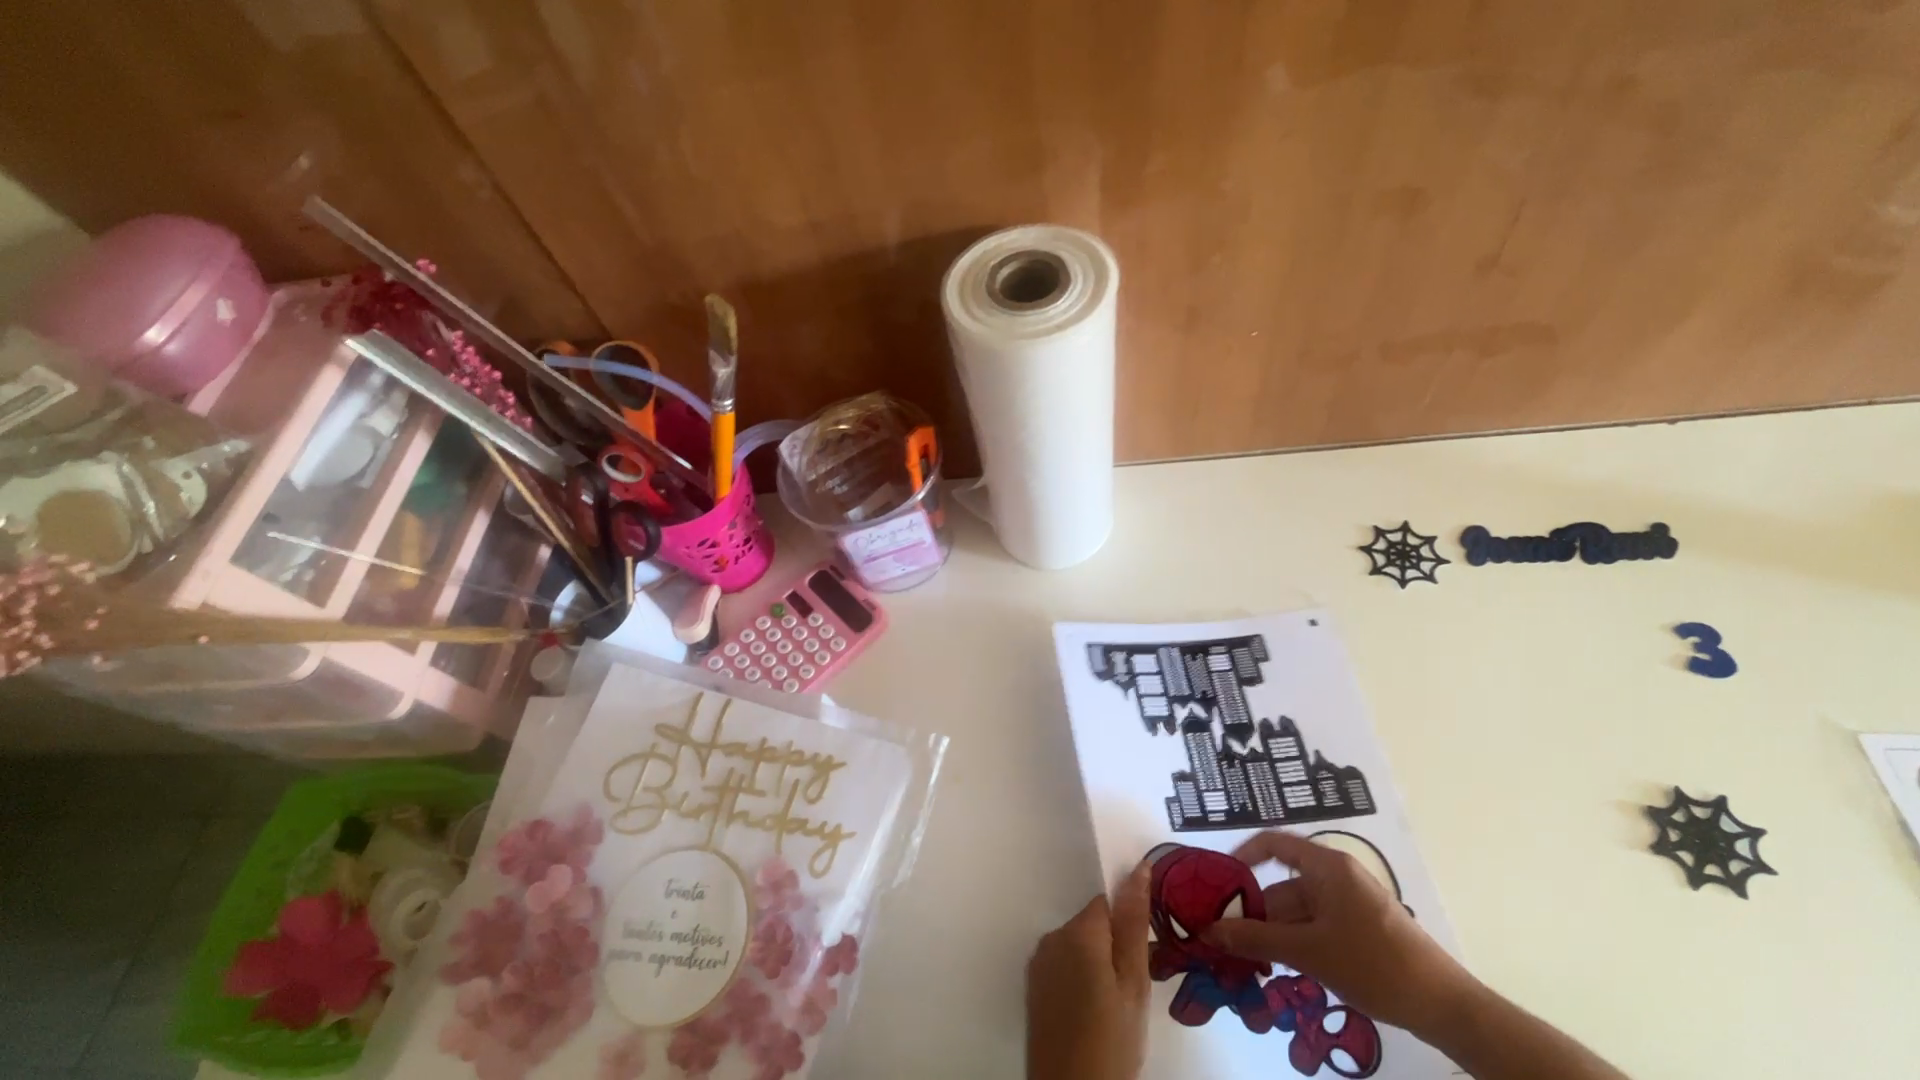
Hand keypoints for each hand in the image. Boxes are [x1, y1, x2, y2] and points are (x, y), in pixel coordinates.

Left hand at [1026, 862, 1151, 1079]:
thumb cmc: (1112, 1040)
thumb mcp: (1134, 982)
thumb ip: (1134, 923)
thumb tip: (1138, 868)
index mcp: (1077, 932)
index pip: (1108, 902)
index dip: (1129, 925)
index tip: (1144, 955)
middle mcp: (1051, 938)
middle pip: (1092, 924)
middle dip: (1114, 947)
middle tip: (1132, 989)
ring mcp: (1038, 963)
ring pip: (1079, 946)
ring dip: (1097, 964)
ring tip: (1113, 1006)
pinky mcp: (1033, 986)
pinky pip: (1064, 965)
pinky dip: (1080, 979)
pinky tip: (1092, 1012)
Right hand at [1203, 831, 1478, 1035]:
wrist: (1442, 1005)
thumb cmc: (1373, 964)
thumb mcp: (1308, 952)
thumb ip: (1255, 939)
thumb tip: (1208, 931)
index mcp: (1326, 867)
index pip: (1273, 843)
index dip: (1241, 857)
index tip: (1217, 884)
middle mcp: (1335, 877)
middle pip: (1280, 886)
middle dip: (1252, 913)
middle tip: (1222, 941)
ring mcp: (1347, 904)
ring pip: (1295, 912)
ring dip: (1270, 934)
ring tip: (1244, 962)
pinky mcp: (1356, 929)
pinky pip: (1312, 927)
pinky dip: (1293, 944)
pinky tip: (1277, 968)